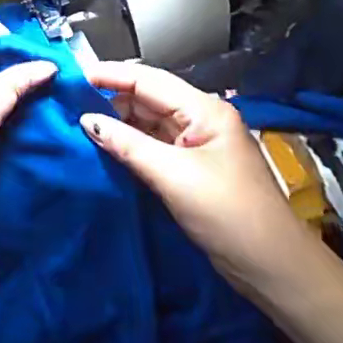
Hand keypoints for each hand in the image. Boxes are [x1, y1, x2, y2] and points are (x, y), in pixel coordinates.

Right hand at [81, 61, 309, 291]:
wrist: (272, 266)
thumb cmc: (228, 214)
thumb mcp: (174, 176)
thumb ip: (128, 145)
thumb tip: (86, 121)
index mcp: (205, 110)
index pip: (149, 81)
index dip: (111, 76)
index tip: (75, 78)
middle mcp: (200, 120)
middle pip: (148, 99)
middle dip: (111, 99)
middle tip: (70, 105)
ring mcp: (197, 145)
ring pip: (149, 123)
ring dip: (119, 123)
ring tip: (80, 125)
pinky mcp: (191, 169)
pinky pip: (154, 146)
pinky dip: (130, 145)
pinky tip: (105, 148)